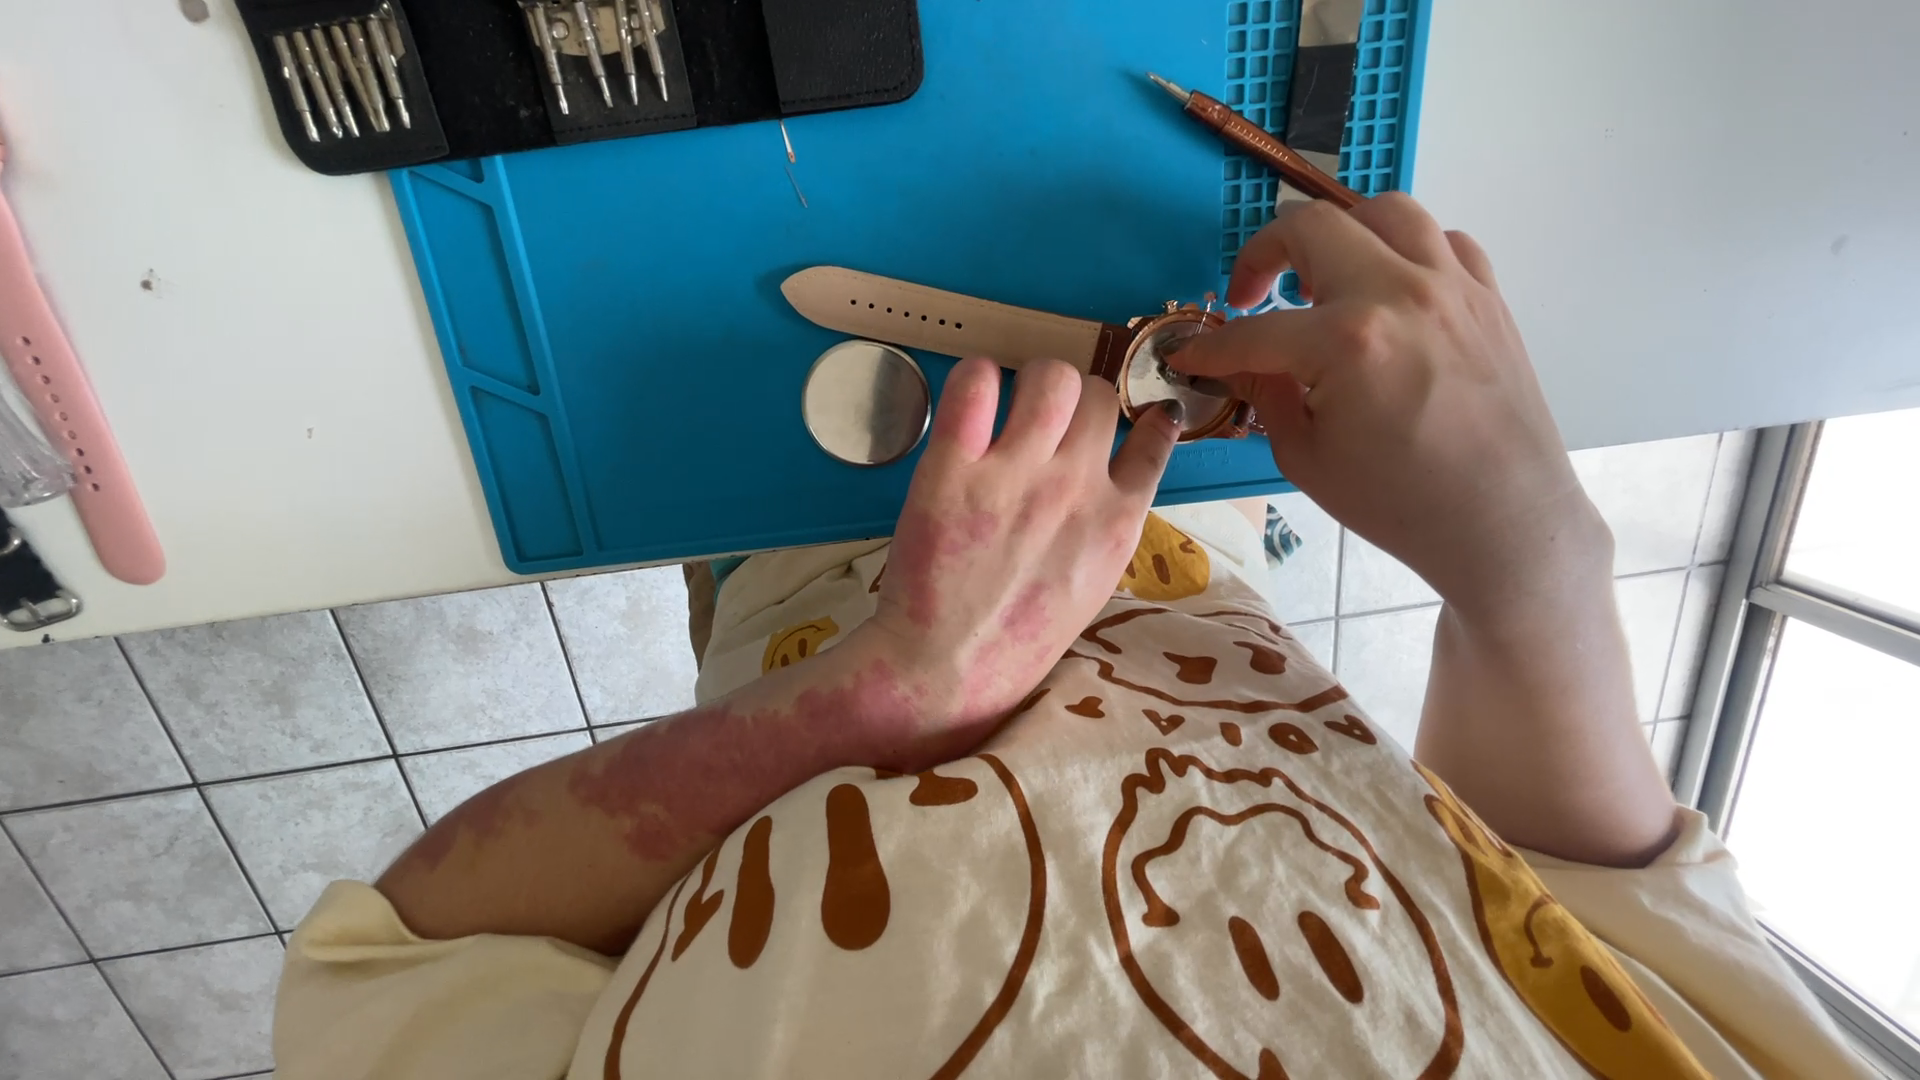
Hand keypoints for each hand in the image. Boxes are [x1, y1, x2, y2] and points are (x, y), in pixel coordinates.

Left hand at [851, 357, 1179, 758]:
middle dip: (1078, 399)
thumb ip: (1107, 526)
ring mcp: (1015, 474)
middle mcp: (1075, 487)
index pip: (1152, 437)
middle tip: (1049, 418)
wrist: (948, 670)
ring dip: (1034, 381)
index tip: (1129, 410)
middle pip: (1098, 394)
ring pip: (1050, 377)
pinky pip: (977, 383)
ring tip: (1013, 405)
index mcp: (1117, 521)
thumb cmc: (1021, 638)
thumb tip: (1115, 477)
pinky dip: (977, 378)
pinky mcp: (953, 469)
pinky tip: (973, 399)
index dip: (1139, 415)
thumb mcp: (1090, 585)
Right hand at [1170, 194, 1610, 621]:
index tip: (1187, 354)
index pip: (1255, 331)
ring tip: (1319, 280)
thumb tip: (1241, 363)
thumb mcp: (1305, 456)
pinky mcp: (1488, 296)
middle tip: (1248, 295)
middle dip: (1261, 254)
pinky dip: (1401, 251)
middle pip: (1314, 227)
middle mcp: (1400, 292)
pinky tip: (1384, 292)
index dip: (1209, 346)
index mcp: (1347, 342)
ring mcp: (1452, 286)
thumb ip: (1266, 394)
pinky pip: (1442, 240)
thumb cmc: (1396, 502)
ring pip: (1385, 211)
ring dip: (1337, 235)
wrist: (1500, 521)